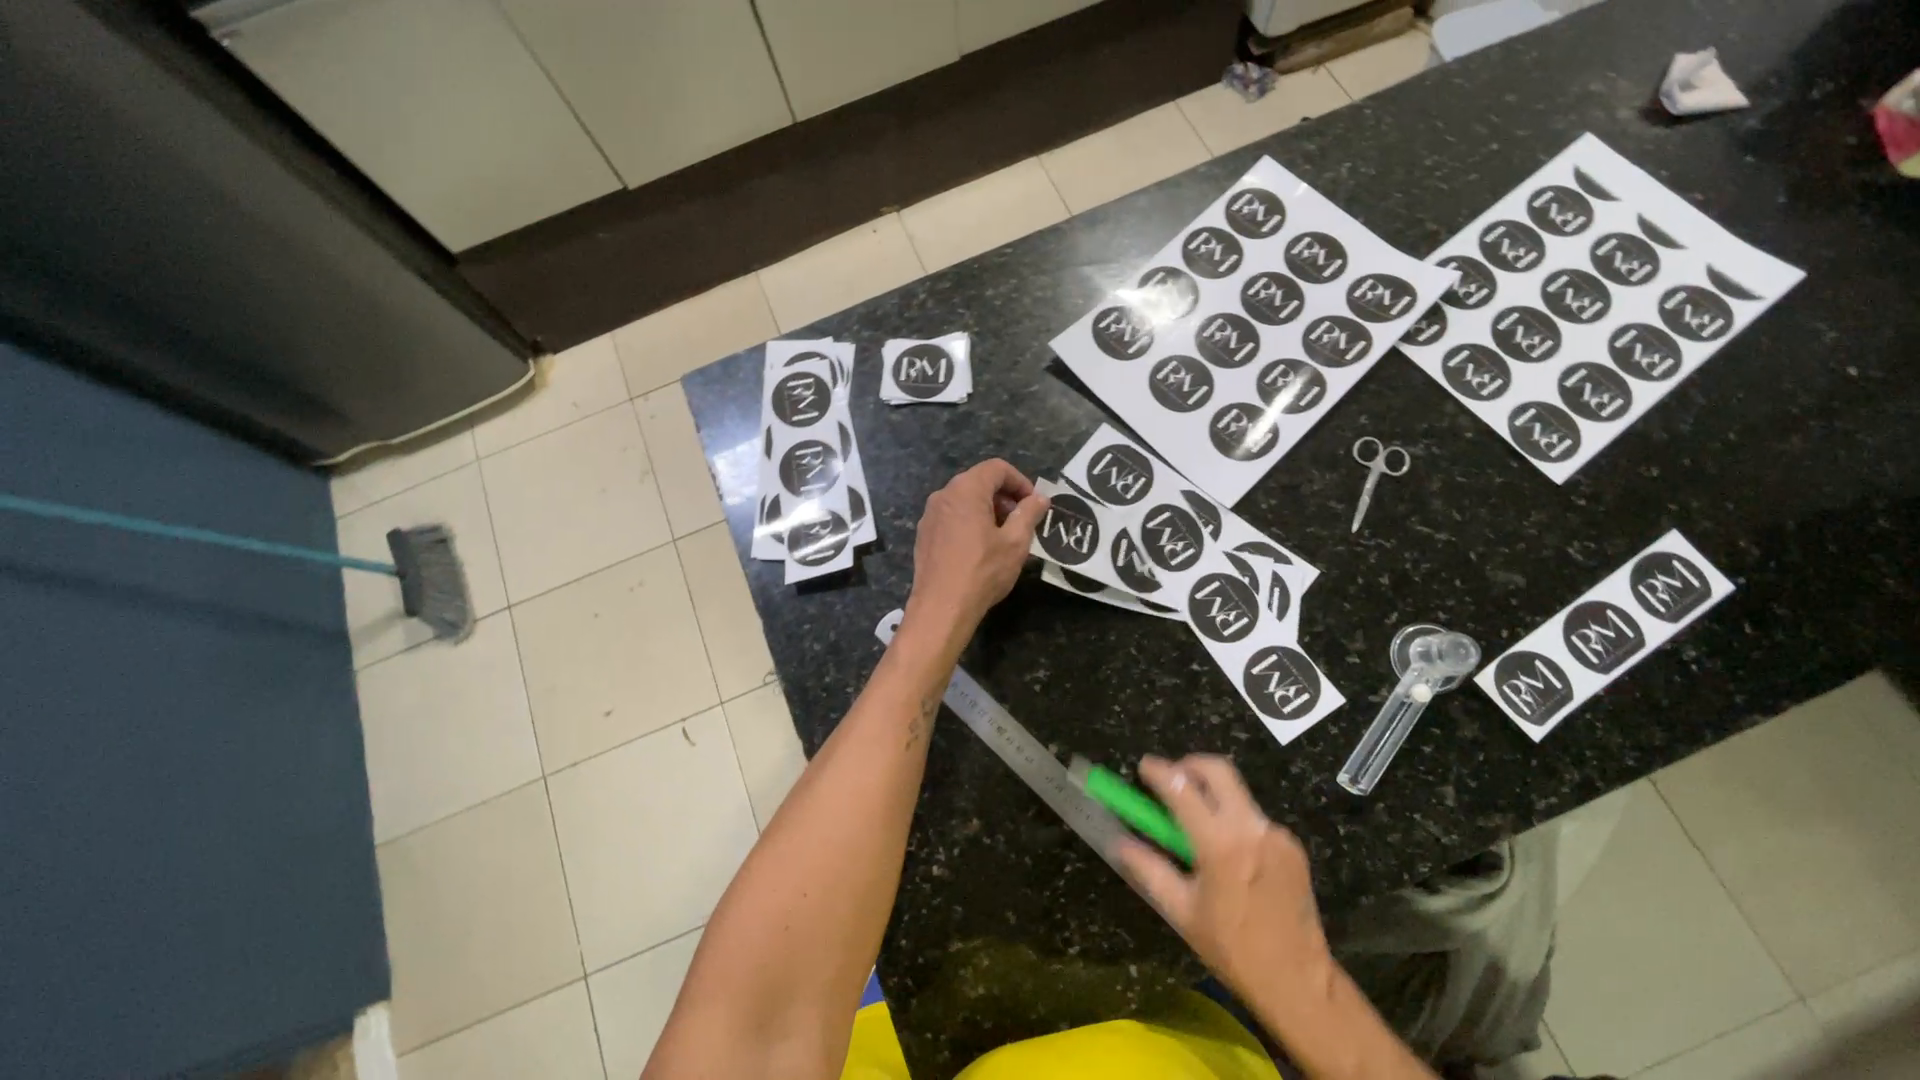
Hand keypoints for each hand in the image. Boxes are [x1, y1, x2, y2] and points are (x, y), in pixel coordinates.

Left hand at [906, 460, 1048, 631]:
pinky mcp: (924, 535)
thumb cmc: (982, 571)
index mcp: (966, 490)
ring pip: (964, 500)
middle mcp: (943, 495)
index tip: (1034, 504)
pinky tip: (981, 549)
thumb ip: (1029, 513)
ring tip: (1004, 537)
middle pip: (979, 482)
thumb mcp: (1015, 542)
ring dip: (988, 510)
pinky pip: (952, 518)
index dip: (1020, 481)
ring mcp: (930, 515)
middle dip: (1004, 497)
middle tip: (1022, 521)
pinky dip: (970, 523)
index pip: (997, 468)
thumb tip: (1040, 498)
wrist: (941, 607)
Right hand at [1117, 754, 1336, 1022]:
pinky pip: (1256, 819)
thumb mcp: (1181, 911)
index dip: (1159, 772)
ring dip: (1213, 796)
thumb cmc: (1231, 948)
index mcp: (1220, 844)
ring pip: (1239, 795)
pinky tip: (1228, 854)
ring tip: (1196, 826)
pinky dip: (1234, 821)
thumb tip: (1120, 843)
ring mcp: (1277, 834)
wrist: (1298, 979)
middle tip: (1171, 778)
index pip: (1182, 789)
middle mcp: (1252, 828)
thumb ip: (1148, 869)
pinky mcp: (1292, 846)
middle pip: (1219, 770)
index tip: (1144, 766)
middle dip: (1190, 765)